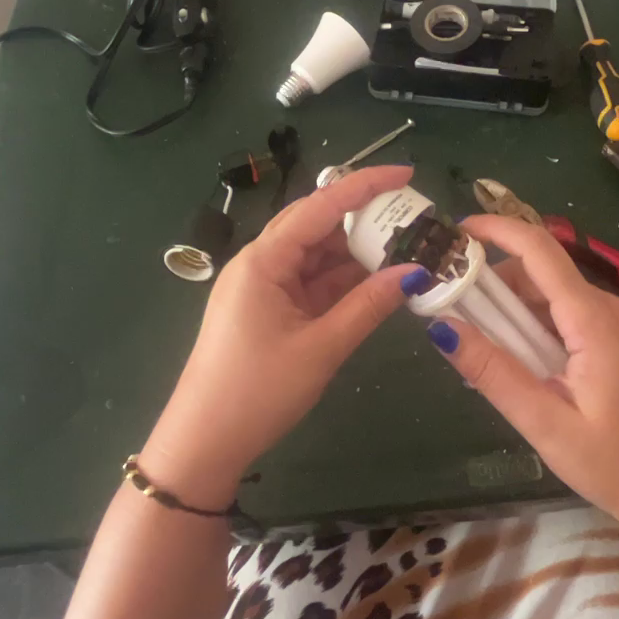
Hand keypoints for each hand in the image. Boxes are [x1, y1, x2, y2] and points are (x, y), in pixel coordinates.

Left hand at [139, 166, 417, 507]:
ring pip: (316, 254)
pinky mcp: (268, 308)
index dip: (365, 185)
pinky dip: (343, 279)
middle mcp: (260, 263)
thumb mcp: (321, 349)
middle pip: (317, 224)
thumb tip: (415, 272)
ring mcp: (262, 286)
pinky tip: (378, 277)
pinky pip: (311, 281)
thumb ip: (369, 306)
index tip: (406, 174)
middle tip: (414, 214)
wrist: (204, 444)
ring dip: (357, 251)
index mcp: (263, 260)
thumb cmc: (257, 393)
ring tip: (406, 244)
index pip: (320, 206)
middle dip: (365, 217)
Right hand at [427, 214, 618, 525]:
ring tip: (473, 339)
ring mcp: (611, 321)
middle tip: (447, 303)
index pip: (539, 250)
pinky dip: (527, 322)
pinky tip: (509, 356)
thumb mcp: (544, 423)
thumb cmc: (612, 463)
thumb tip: (441, 327)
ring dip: (507, 304)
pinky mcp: (610, 337)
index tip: (454, 232)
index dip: (496, 230)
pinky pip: (560, 312)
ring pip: (547, 291)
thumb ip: (493, 373)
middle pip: (538, 269)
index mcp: (592, 319)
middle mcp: (604, 307)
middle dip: (490, 278)